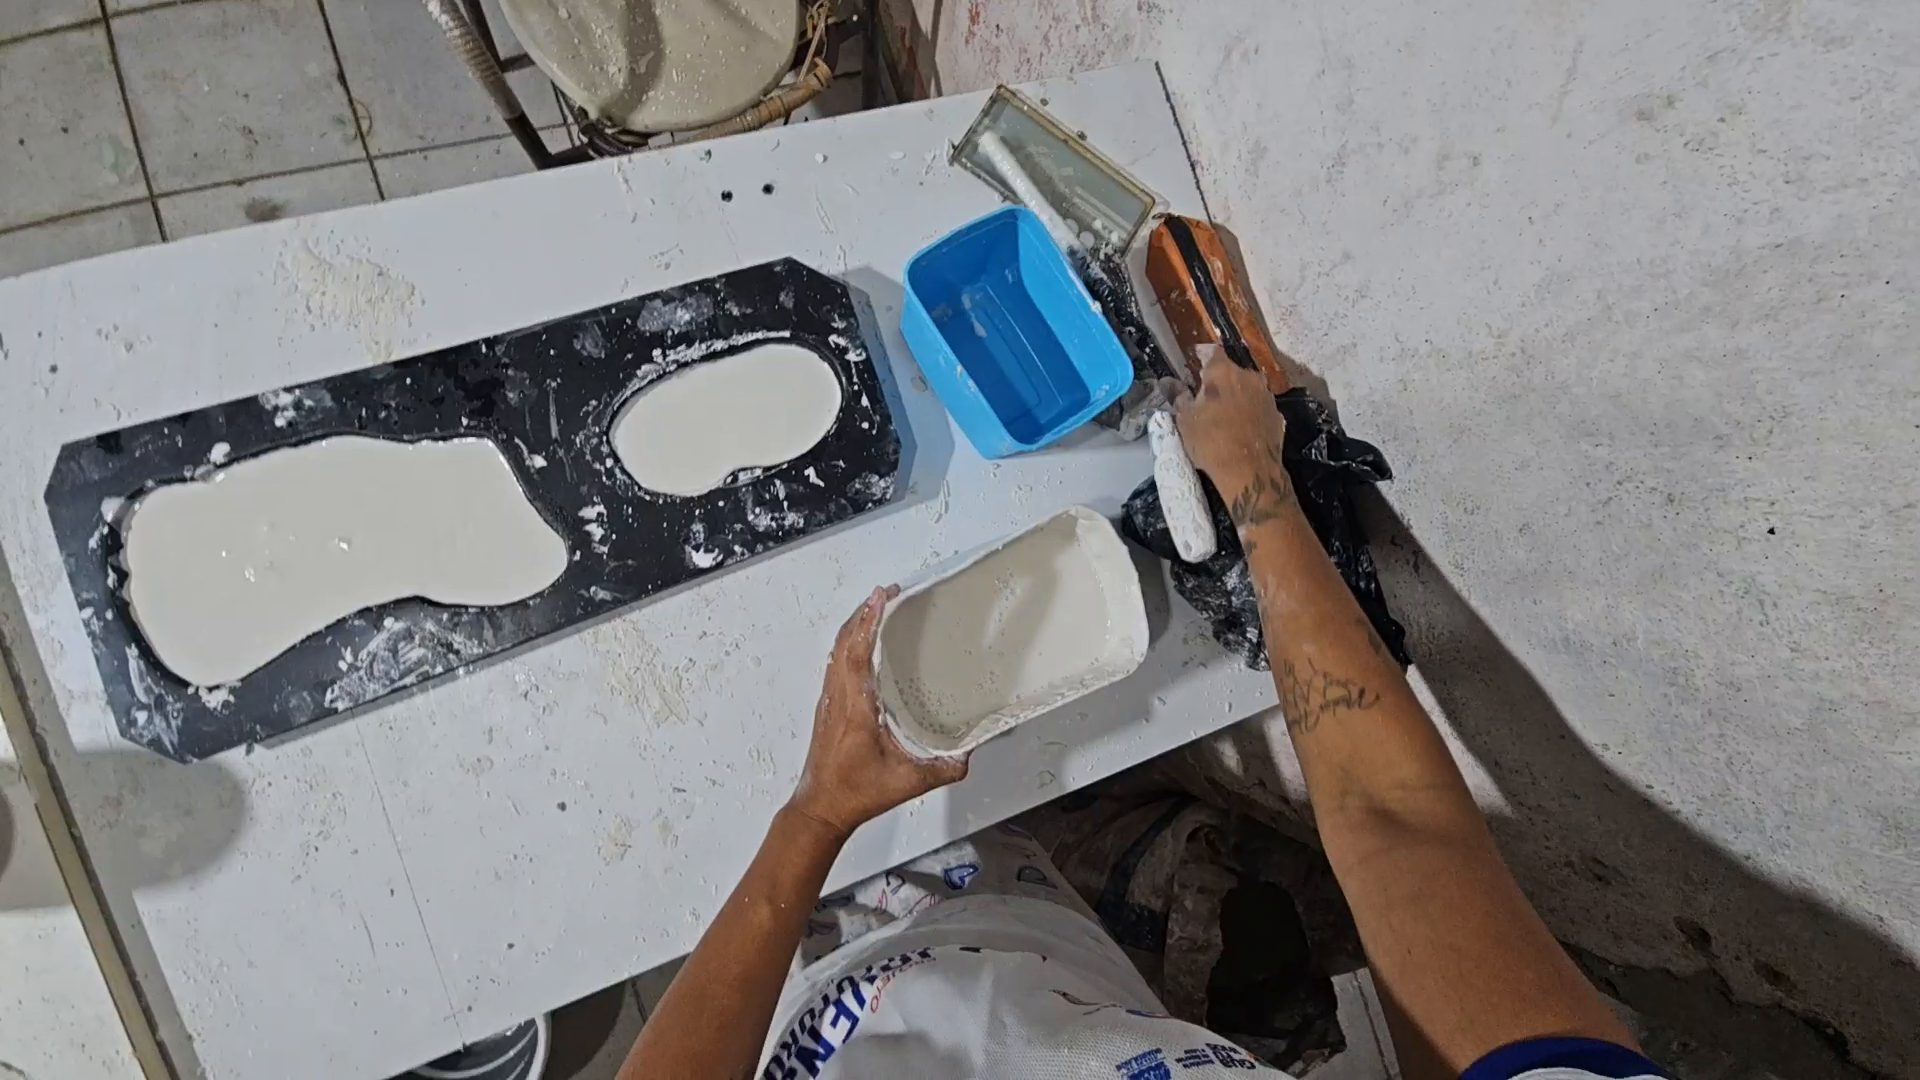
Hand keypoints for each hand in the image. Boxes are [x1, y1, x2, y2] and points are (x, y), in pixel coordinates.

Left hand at [788, 586, 967, 839]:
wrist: (820, 808)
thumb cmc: (854, 794)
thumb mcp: (908, 782)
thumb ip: (944, 768)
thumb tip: (970, 754)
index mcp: (856, 708)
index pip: (858, 653)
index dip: (869, 621)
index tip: (881, 597)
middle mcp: (838, 698)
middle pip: (845, 642)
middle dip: (864, 612)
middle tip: (886, 593)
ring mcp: (830, 700)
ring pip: (837, 650)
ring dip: (855, 624)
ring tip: (875, 606)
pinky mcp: (828, 706)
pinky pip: (836, 662)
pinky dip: (849, 642)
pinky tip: (861, 640)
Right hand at [1166, 350, 1293, 531]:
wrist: (1249, 472)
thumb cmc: (1211, 442)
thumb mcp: (1185, 421)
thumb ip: (1178, 397)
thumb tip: (1168, 382)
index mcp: (1223, 373)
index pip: (1211, 353)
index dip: (1201, 357)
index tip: (1193, 365)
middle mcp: (1249, 377)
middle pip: (1231, 372)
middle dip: (1218, 381)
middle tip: (1205, 398)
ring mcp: (1267, 395)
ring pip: (1246, 389)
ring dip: (1235, 397)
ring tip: (1223, 416)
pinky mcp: (1277, 415)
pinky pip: (1258, 407)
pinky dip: (1249, 413)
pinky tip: (1240, 429)